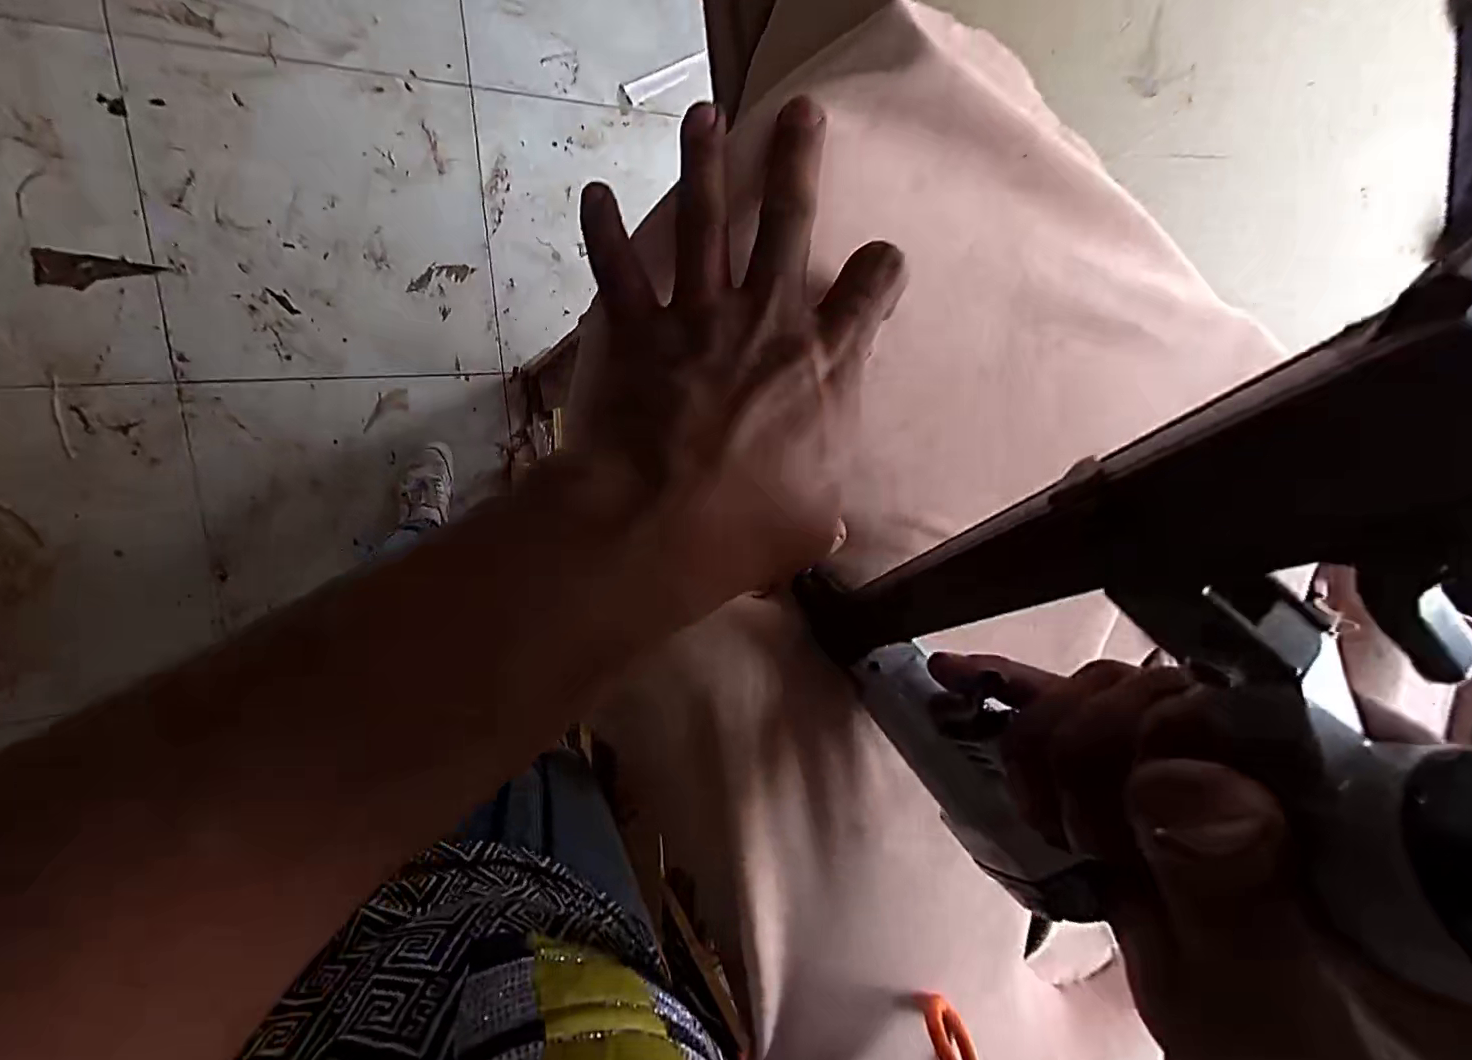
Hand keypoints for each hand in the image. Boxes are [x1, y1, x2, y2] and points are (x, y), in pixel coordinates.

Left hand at [562, 96, 905, 608]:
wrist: (662, 524)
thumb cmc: (745, 529)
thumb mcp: (808, 525)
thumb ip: (820, 514)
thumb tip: (826, 532)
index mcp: (825, 364)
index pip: (872, 292)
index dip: (880, 273)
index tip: (877, 265)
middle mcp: (765, 323)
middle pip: (790, 222)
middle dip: (797, 162)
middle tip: (798, 116)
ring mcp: (697, 320)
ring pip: (705, 222)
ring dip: (703, 163)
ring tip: (703, 116)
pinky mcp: (637, 333)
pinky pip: (616, 270)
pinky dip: (600, 231)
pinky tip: (592, 194)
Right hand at [928, 653, 1471, 1059]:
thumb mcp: (1285, 1007)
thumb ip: (1239, 897)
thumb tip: (1179, 778)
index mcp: (1388, 805)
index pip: (1267, 704)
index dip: (1173, 734)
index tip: (1125, 814)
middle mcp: (1305, 756)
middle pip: (1165, 689)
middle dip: (1093, 754)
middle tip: (1086, 838)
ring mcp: (1222, 754)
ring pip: (1106, 691)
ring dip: (1048, 745)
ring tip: (1053, 818)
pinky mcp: (1155, 763)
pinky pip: (1075, 711)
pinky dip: (1016, 701)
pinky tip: (961, 679)